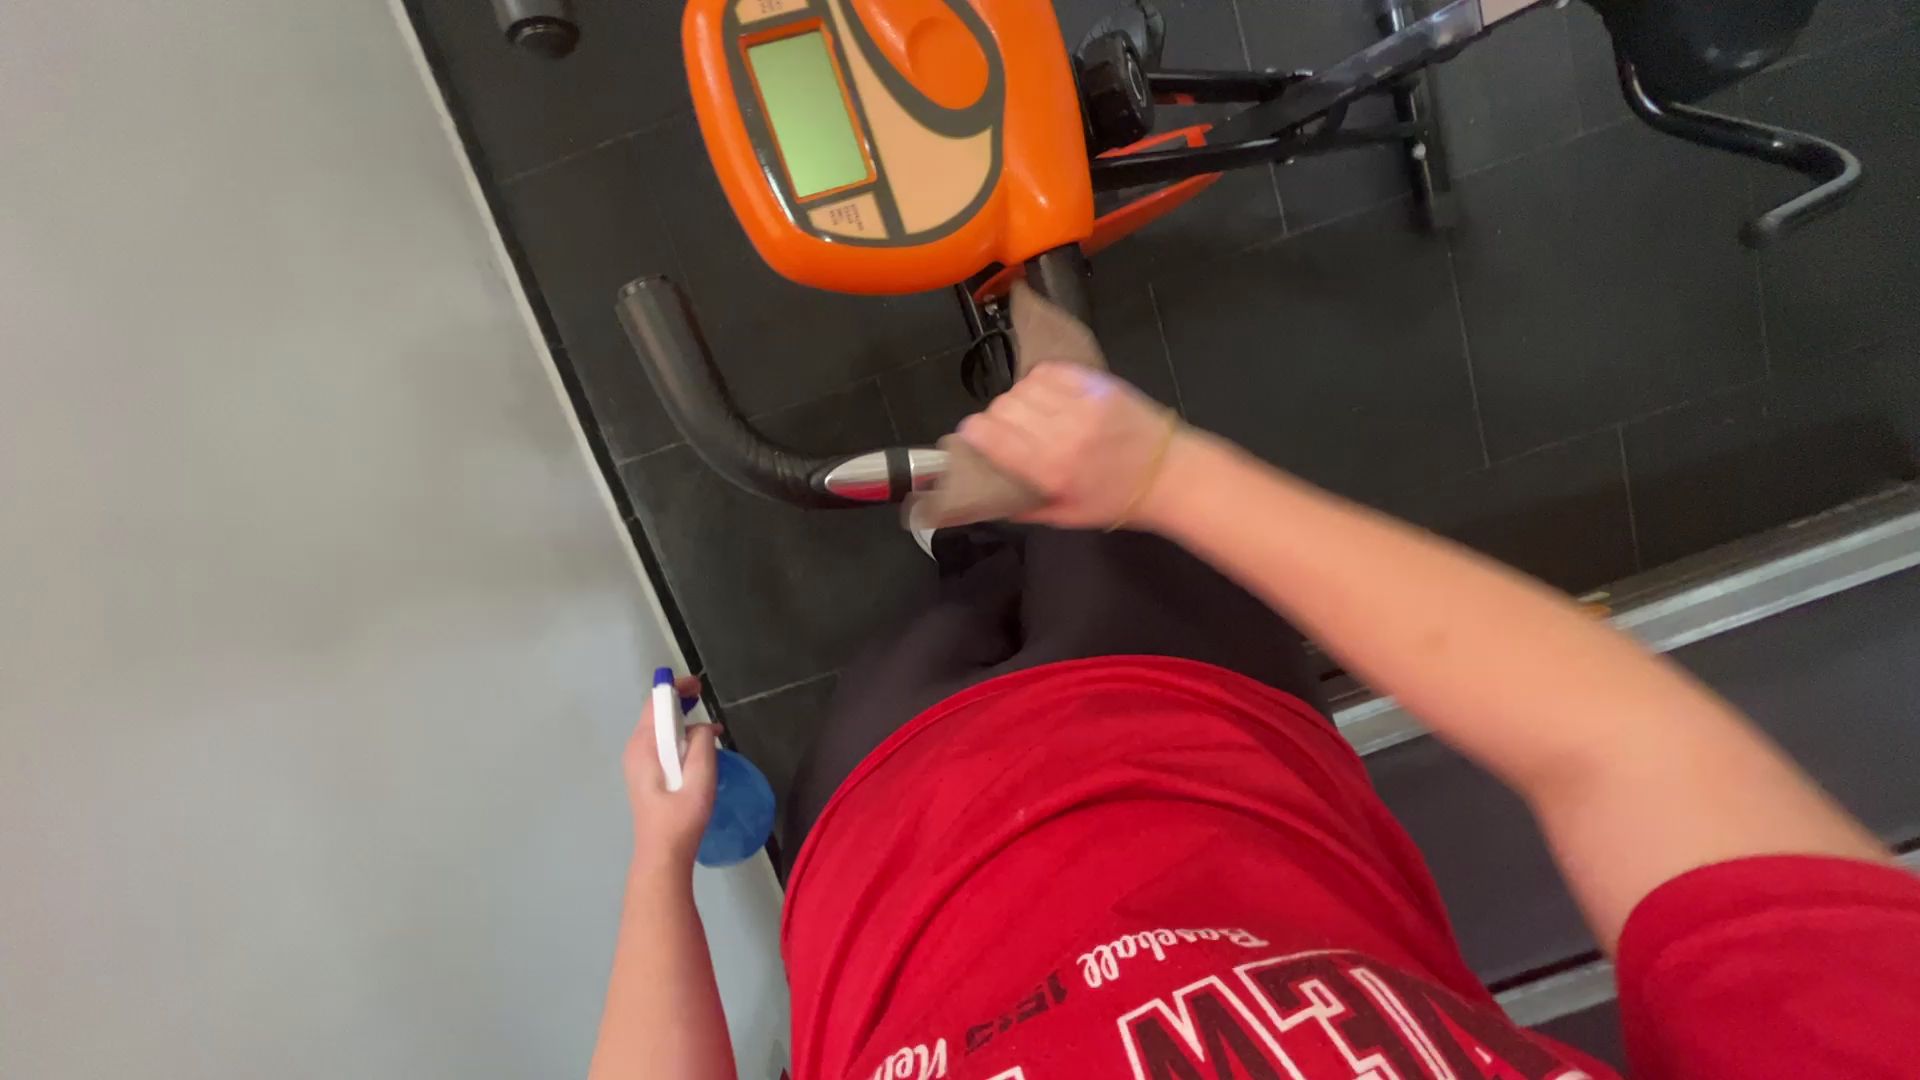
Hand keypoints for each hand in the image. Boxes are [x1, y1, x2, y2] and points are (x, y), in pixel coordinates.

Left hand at [622, 674, 715, 872]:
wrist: (663, 854)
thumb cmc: (681, 817)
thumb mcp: (700, 777)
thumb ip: (701, 744)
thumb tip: (702, 726)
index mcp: (645, 747)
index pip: (656, 703)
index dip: (675, 687)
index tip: (698, 685)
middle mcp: (635, 750)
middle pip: (655, 713)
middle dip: (679, 700)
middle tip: (704, 697)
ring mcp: (636, 763)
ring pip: (658, 729)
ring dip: (681, 720)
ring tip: (709, 726)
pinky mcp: (644, 774)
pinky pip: (660, 743)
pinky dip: (678, 736)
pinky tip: (698, 747)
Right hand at [957, 362, 1181, 528]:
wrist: (1170, 475)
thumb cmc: (1116, 500)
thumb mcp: (1064, 517)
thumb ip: (1021, 507)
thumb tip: (982, 496)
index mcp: (1050, 469)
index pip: (990, 435)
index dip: (973, 433)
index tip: (974, 437)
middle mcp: (1061, 432)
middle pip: (1002, 407)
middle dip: (996, 418)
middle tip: (1007, 432)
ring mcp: (1081, 403)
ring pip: (1022, 386)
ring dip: (1018, 399)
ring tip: (1030, 414)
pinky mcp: (1096, 384)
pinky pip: (1049, 371)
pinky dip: (1040, 381)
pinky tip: (1047, 397)